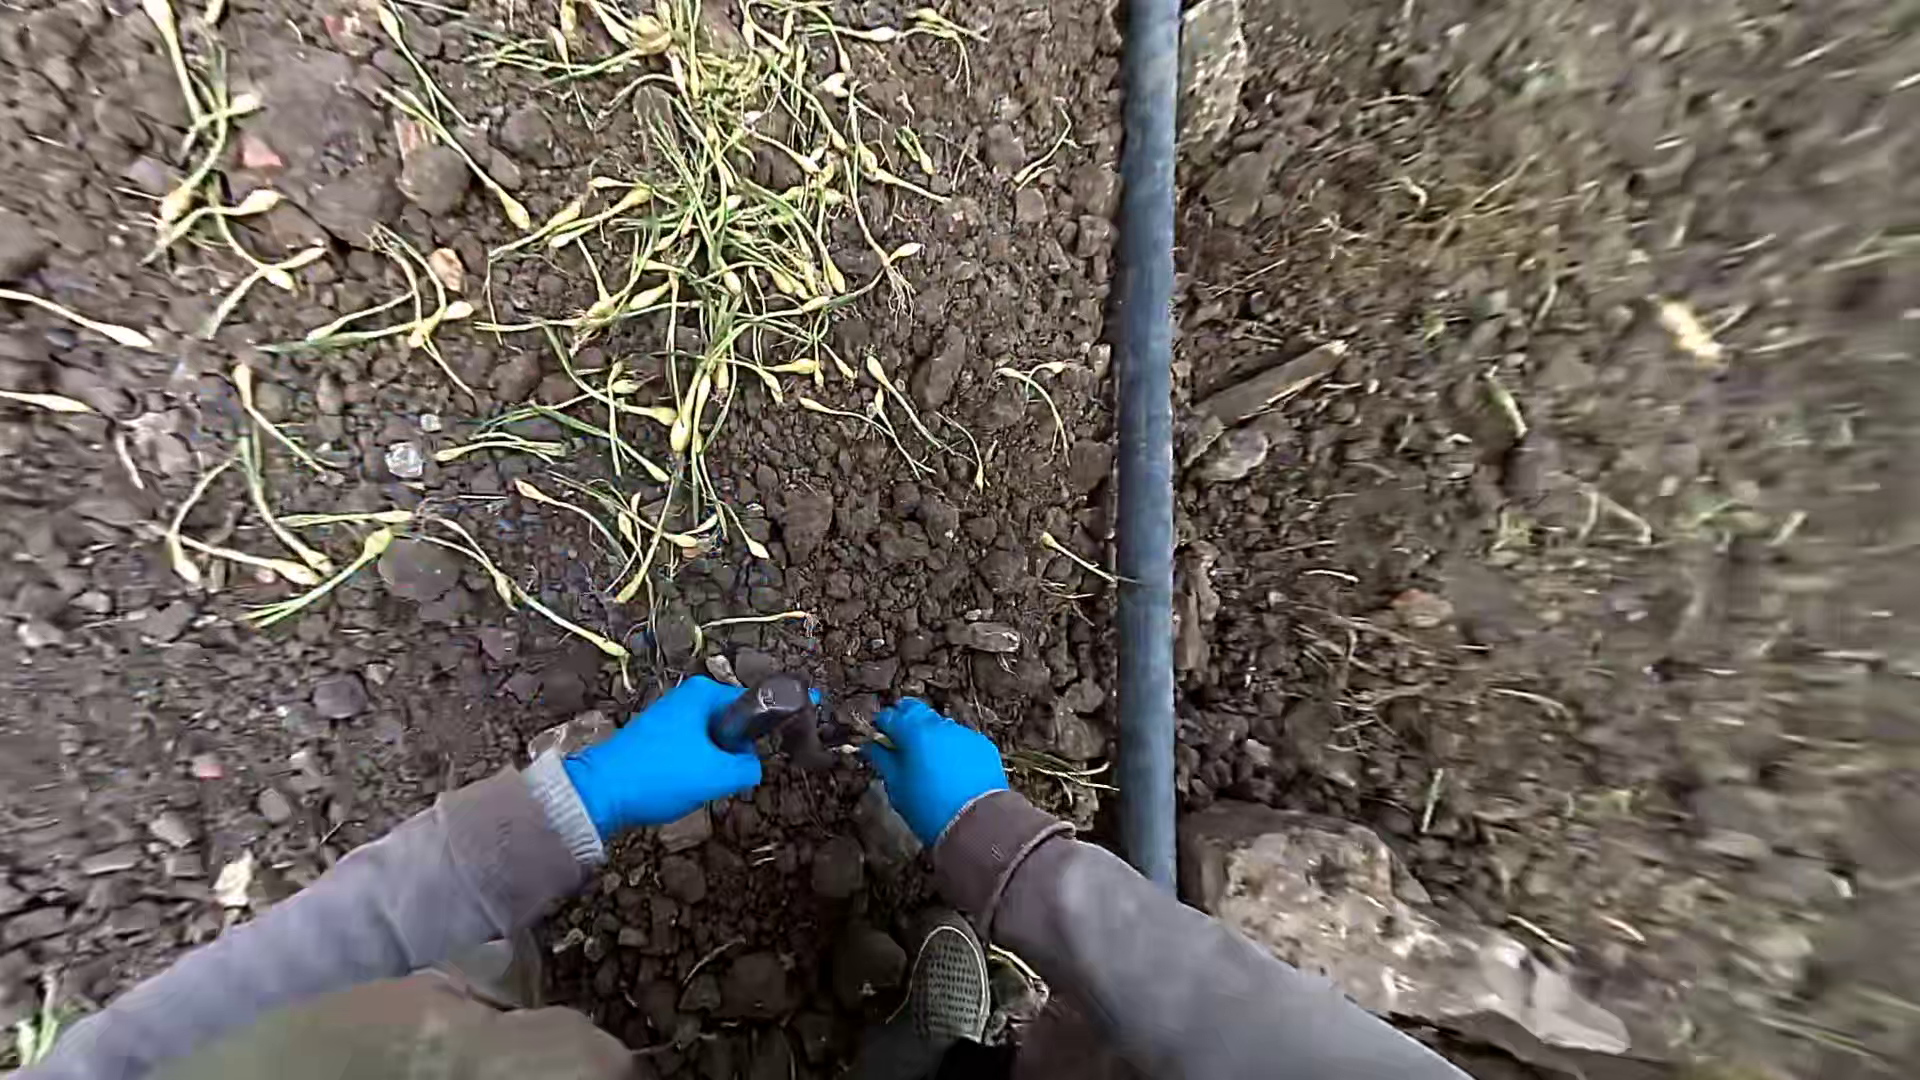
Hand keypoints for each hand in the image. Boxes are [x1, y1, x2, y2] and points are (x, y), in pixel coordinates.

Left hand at [563, 677, 762, 838]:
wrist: (598, 797)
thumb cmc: (657, 776)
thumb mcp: (718, 775)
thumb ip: (749, 767)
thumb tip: (752, 766)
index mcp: (704, 692)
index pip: (750, 706)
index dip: (755, 735)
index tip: (748, 757)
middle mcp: (687, 696)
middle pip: (731, 723)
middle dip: (731, 750)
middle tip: (723, 772)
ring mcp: (670, 715)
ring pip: (711, 738)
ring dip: (712, 760)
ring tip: (700, 779)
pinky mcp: (656, 736)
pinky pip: (691, 747)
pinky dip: (693, 765)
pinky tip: (683, 783)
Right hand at [859, 698, 1007, 844]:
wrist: (977, 822)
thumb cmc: (928, 808)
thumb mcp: (897, 786)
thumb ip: (883, 760)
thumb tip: (872, 746)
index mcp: (914, 732)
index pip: (891, 717)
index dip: (882, 725)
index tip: (879, 737)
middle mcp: (939, 726)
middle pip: (916, 711)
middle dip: (904, 720)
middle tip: (900, 742)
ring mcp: (963, 733)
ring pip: (940, 725)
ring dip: (929, 735)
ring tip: (926, 759)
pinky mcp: (982, 744)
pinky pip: (960, 739)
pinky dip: (951, 747)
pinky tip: (951, 768)